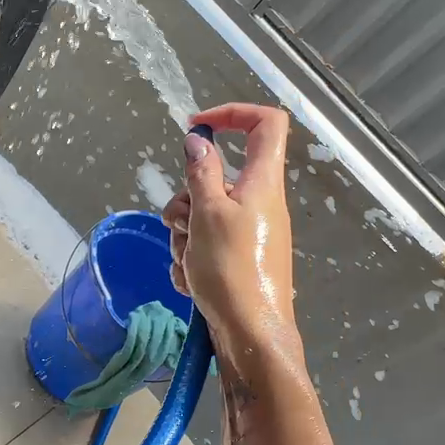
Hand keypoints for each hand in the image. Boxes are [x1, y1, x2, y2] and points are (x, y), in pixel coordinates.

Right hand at [163, 103, 298, 351]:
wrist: (249, 330)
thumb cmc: (231, 269)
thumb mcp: (207, 215)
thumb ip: (201, 173)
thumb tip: (197, 141)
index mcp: (262, 182)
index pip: (264, 124)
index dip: (231, 114)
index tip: (195, 128)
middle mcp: (258, 202)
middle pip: (215, 180)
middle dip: (185, 201)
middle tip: (180, 224)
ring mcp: (246, 232)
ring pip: (201, 216)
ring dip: (183, 237)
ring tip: (188, 263)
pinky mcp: (235, 259)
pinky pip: (203, 246)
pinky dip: (190, 260)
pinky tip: (190, 280)